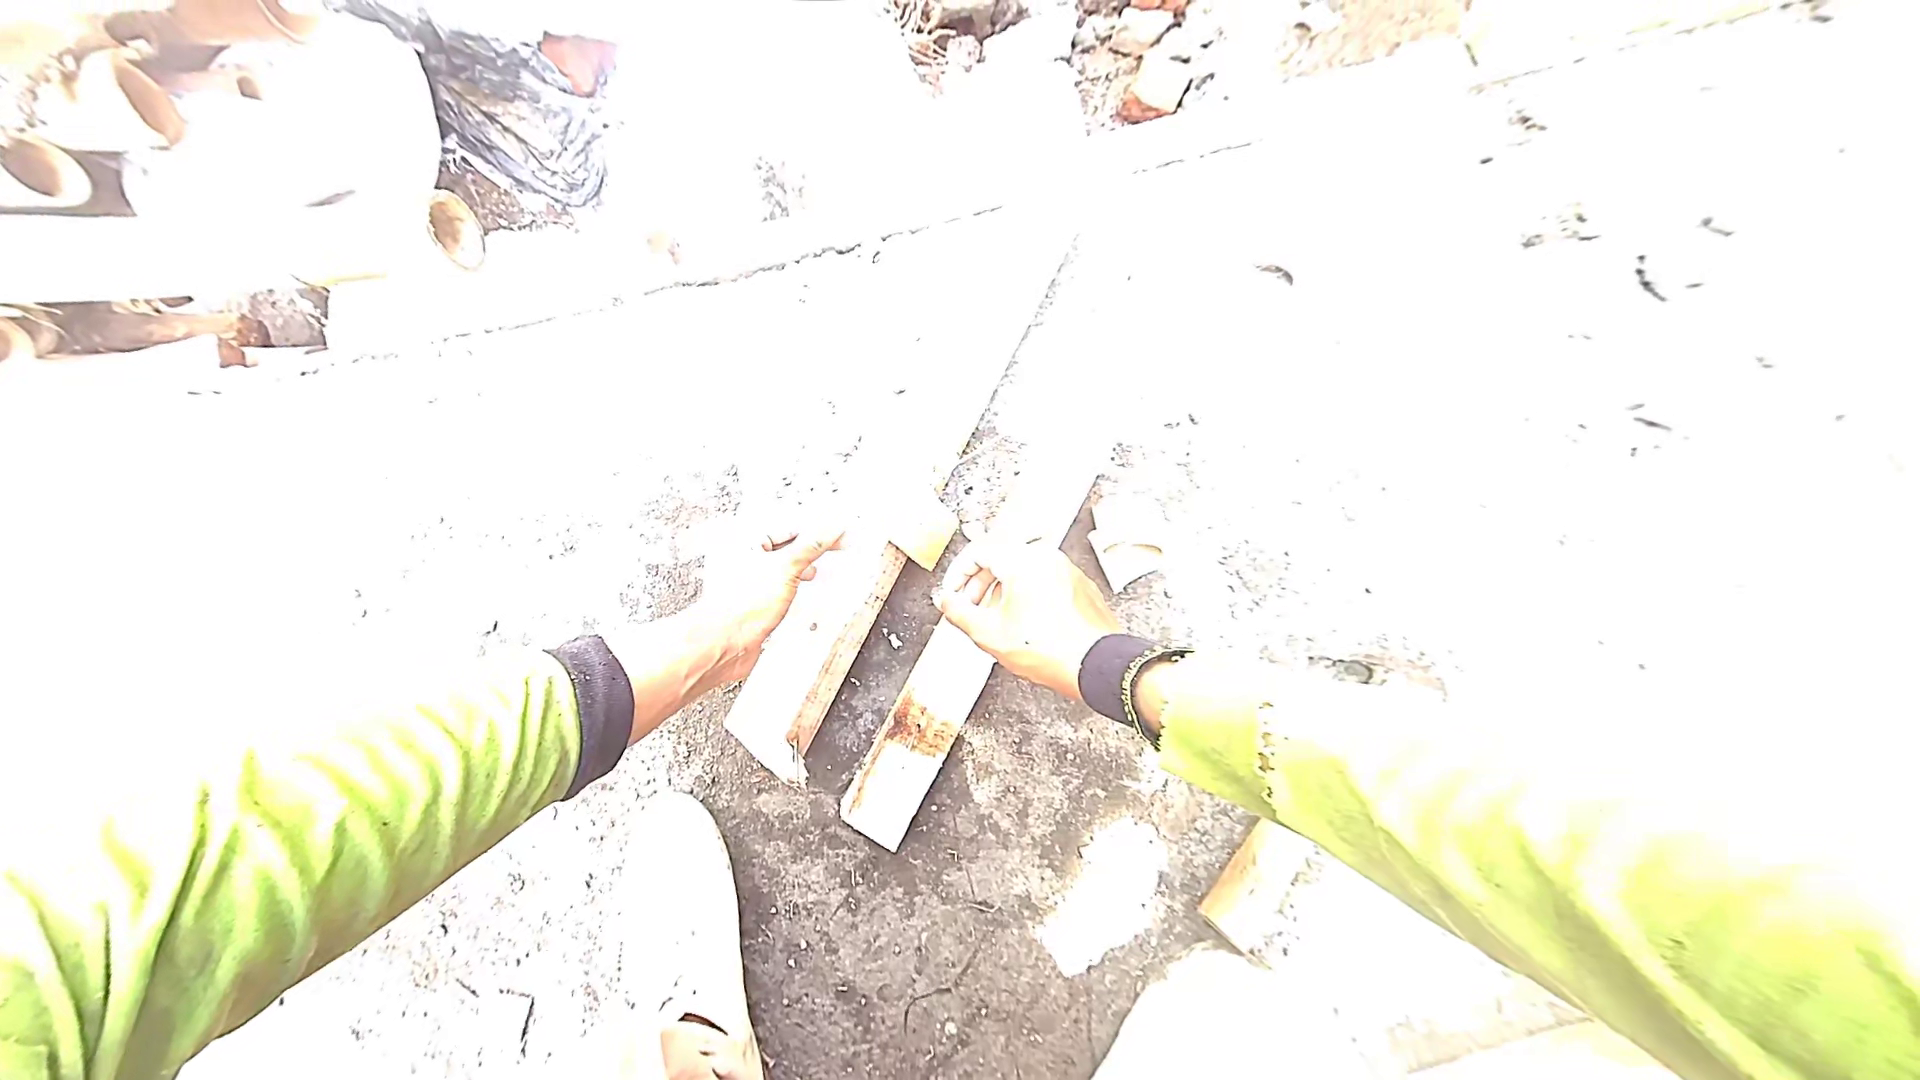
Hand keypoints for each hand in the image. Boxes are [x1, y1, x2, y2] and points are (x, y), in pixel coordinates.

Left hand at [695, 527, 844, 683]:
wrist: (723, 643)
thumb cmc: (739, 604)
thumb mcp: (786, 567)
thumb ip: (811, 545)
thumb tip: (831, 529)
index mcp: (747, 541)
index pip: (790, 527)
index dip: (817, 531)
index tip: (839, 535)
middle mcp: (746, 559)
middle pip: (788, 547)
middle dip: (812, 549)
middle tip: (836, 550)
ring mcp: (750, 582)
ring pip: (785, 568)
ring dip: (804, 570)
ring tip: (820, 572)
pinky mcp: (755, 603)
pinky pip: (781, 589)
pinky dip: (796, 589)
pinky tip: (804, 594)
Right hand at [934, 538, 1120, 702]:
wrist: (1097, 665)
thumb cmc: (1051, 651)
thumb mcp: (989, 634)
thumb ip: (958, 612)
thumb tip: (945, 601)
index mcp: (1022, 561)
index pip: (978, 551)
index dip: (958, 574)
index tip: (953, 592)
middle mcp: (1046, 557)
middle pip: (1001, 557)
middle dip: (979, 583)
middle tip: (969, 606)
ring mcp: (1066, 569)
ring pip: (1023, 568)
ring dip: (1002, 589)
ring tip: (996, 618)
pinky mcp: (1079, 584)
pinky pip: (1045, 579)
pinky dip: (1028, 593)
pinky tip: (1025, 621)